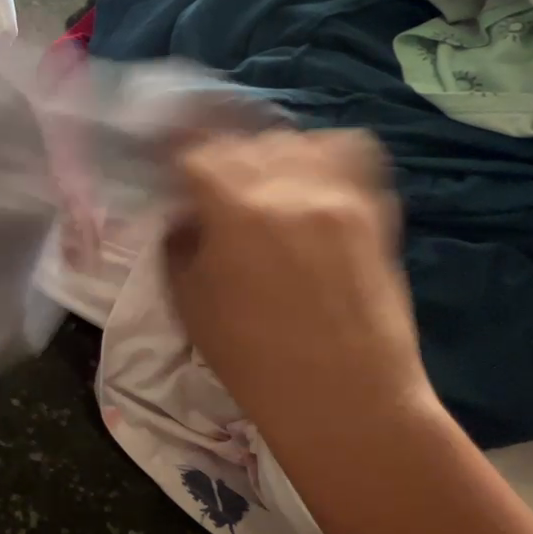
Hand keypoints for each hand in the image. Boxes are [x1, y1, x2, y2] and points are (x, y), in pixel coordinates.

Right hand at [165, 130, 432, 425]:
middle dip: (215, 156)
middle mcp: (292, 191)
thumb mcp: (187, 292)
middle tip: (196, 181)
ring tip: (250, 179)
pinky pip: (350, 158)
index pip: (195, 154)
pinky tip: (297, 182)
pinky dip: (318, 158)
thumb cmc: (244, 349)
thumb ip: (181, 238)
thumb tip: (182, 212)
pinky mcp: (375, 214)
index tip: (157, 173)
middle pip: (245, 143)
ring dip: (266, 153)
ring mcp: (341, 199)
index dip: (171, 159)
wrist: (339, 391)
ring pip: (297, 142)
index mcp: (236, 210)